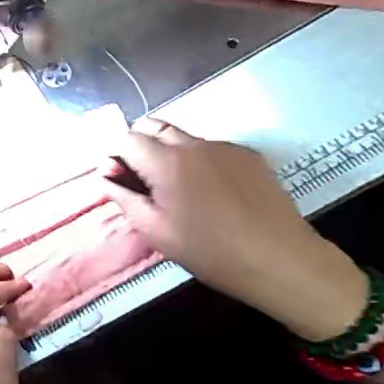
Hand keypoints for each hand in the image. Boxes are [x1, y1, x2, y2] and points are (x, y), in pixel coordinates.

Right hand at [103, 120, 368, 341]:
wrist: (278, 257)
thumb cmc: (210, 252)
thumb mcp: (157, 232)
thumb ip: (125, 198)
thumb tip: (105, 173)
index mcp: (167, 161)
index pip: (127, 137)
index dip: (116, 155)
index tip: (119, 178)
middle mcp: (195, 144)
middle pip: (155, 126)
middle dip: (140, 146)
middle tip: (144, 182)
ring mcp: (225, 146)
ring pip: (185, 138)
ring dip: (171, 153)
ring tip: (183, 193)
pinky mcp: (249, 155)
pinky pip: (213, 149)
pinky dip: (202, 162)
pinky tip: (215, 194)